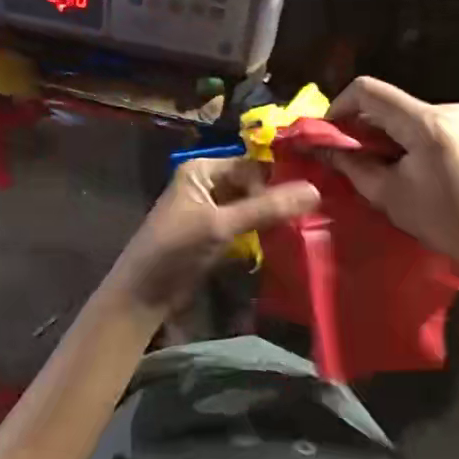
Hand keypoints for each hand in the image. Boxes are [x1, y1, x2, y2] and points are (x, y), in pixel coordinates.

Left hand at [105, 156, 318, 319]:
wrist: (143, 295)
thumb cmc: (175, 250)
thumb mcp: (220, 225)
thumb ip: (266, 208)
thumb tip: (315, 190)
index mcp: (202, 170)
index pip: (250, 164)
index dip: (278, 176)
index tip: (312, 192)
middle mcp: (207, 184)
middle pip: (253, 184)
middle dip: (278, 198)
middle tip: (315, 211)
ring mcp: (211, 211)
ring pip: (251, 206)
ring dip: (273, 217)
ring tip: (308, 225)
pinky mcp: (215, 235)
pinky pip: (246, 226)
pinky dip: (263, 232)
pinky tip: (287, 240)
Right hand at [321, 77, 458, 304]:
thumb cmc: (445, 222)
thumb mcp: (388, 195)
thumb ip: (352, 164)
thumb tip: (324, 147)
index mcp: (427, 122)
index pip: (368, 90)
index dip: (339, 106)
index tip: (326, 134)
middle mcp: (446, 109)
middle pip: (386, 102)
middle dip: (359, 125)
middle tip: (343, 155)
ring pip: (403, 114)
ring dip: (381, 133)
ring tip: (372, 165)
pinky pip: (421, 124)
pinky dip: (402, 138)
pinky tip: (400, 166)